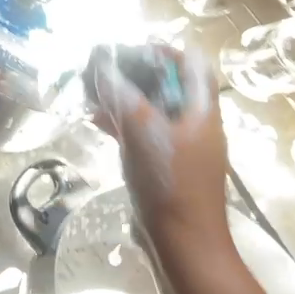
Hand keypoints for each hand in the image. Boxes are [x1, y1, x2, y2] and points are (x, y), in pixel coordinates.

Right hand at [90, 44, 231, 267]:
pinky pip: (143, 134)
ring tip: (92, 93)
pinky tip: (97, 122)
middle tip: (103, 70)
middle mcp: (196, 126)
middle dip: (135, 74)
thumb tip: (101, 63)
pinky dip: (122, 123)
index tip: (130, 50)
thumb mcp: (140, 129)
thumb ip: (120, 93)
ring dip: (124, 98)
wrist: (183, 243)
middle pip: (168, 86)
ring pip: (152, 110)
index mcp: (202, 112)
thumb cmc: (169, 180)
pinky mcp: (166, 168)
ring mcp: (182, 149)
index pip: (193, 66)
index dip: (165, 52)